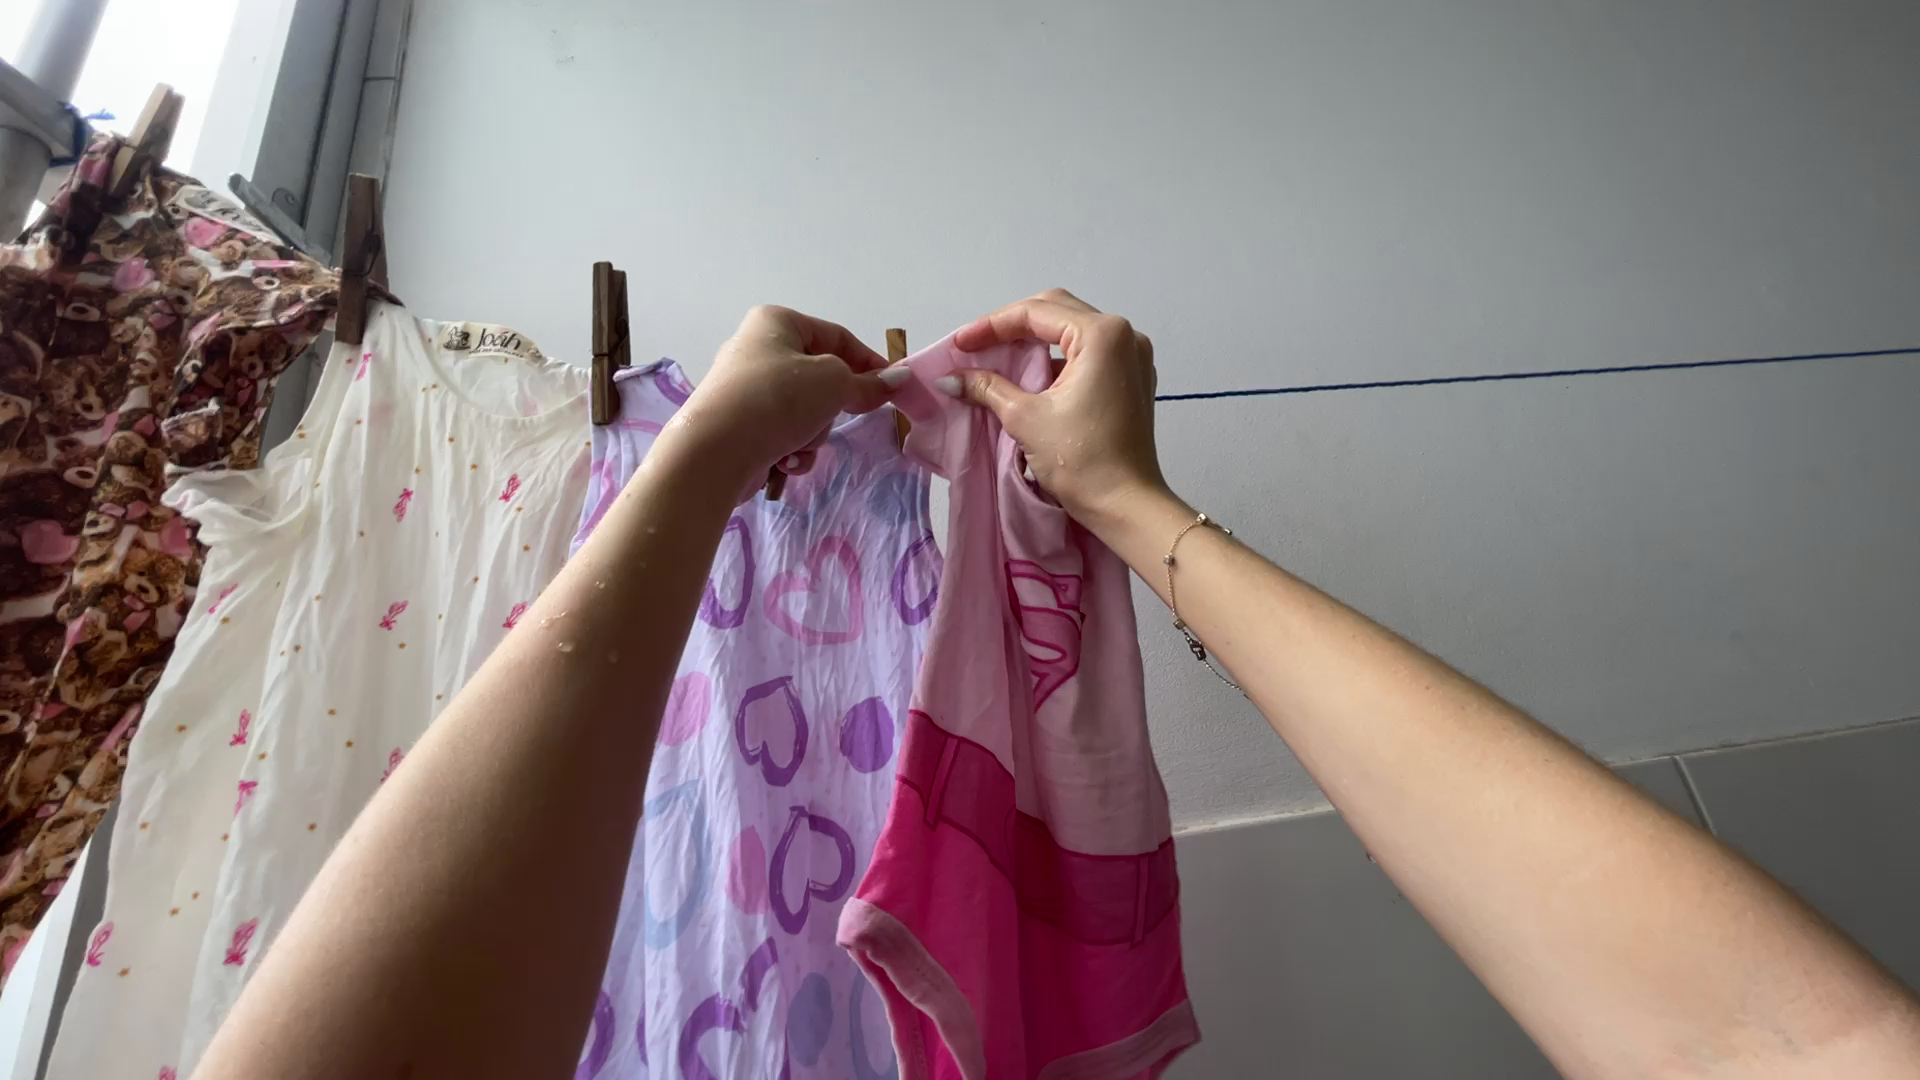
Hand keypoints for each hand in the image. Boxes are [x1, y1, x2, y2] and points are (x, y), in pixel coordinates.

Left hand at [656, 305, 907, 501]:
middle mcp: (759, 350)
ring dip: (812, 434)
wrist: (716, 452)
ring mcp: (749, 390)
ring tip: (796, 442)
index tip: (894, 388)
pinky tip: (783, 460)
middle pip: (822, 379)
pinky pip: (786, 433)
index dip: (869, 363)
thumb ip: (868, 384)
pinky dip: (793, 449)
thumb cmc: (778, 400)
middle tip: (832, 418)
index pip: (837, 337)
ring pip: (807, 412)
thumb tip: (899, 379)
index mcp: (777, 323)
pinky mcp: (743, 426)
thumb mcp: (833, 383)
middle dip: (831, 408)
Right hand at [946, 289, 1169, 524]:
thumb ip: (987, 388)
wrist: (1125, 505)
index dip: (991, 325)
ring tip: (996, 358)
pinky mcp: (1132, 380)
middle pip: (1057, 312)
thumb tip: (950, 378)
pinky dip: (1056, 360)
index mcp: (1102, 335)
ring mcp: (1133, 357)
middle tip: (976, 346)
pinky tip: (1029, 376)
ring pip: (1072, 332)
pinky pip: (1087, 354)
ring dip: (1034, 342)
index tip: (959, 344)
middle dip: (1012, 327)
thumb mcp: (1025, 418)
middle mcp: (1124, 335)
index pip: (1036, 313)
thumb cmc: (1080, 460)